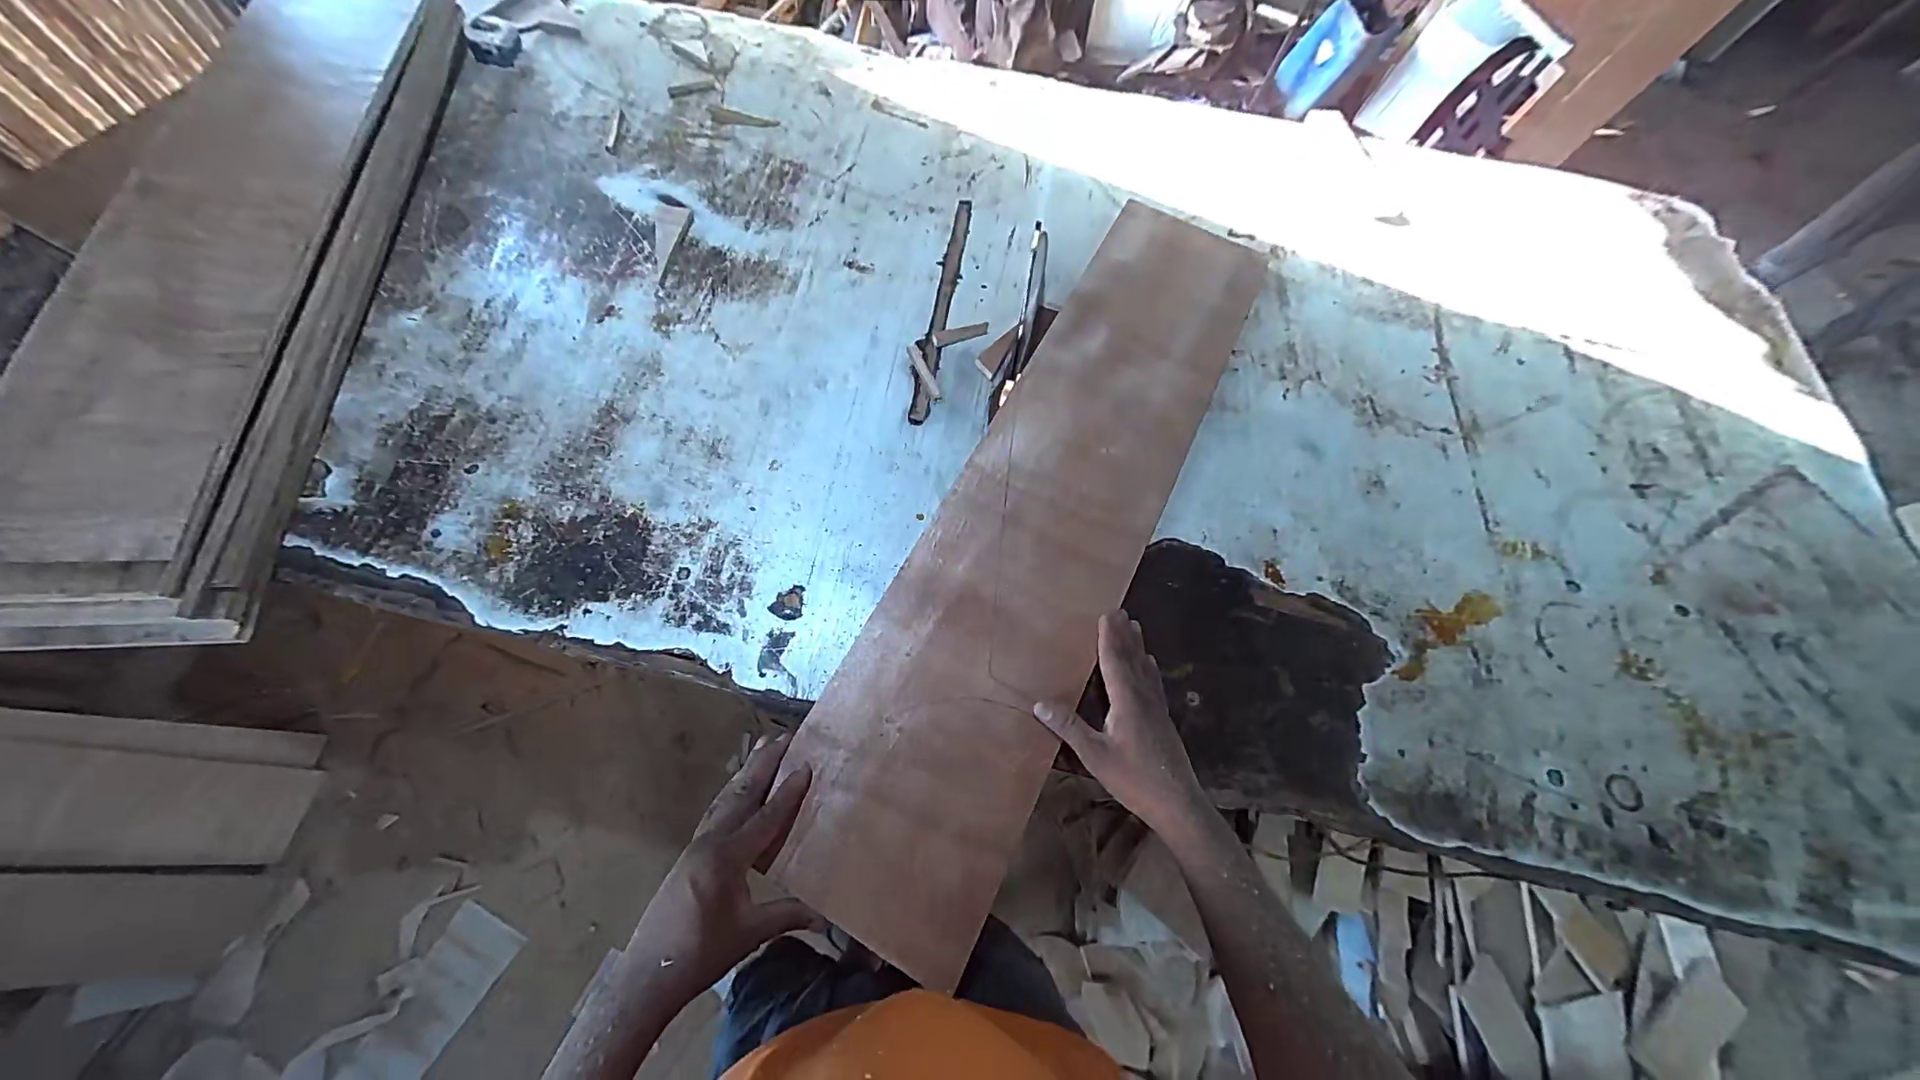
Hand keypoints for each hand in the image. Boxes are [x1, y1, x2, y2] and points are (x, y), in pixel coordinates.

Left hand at [624, 734, 822, 999]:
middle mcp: (709, 842)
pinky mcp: (689, 855)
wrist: (646, 978)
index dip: (787, 792)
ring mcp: (696, 846)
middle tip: (782, 736)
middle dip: (763, 764)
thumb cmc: (700, 955)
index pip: (764, 817)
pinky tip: (739, 789)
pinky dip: (733, 793)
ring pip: (726, 799)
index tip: (806, 765)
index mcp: (726, 858)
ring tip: (762, 747)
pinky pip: (716, 812)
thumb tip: (826, 917)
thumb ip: (788, 915)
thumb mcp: (750, 934)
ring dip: (746, 772)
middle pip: (741, 794)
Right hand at [1033, 610, 1213, 839]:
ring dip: (1138, 646)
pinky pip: (1153, 682)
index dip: (1109, 638)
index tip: (1106, 614)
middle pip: (1132, 659)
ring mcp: (1157, 709)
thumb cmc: (1133, 779)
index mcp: (1127, 702)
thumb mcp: (1095, 756)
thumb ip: (1069, 728)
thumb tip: (1039, 703)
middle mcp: (1144, 698)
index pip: (1115, 662)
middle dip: (1124, 635)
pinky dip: (1148, 667)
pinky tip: (1150, 666)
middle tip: (1120, 611)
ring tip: (1135, 626)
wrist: (1177, 803)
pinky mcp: (1163, 720)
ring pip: (1145, 669)